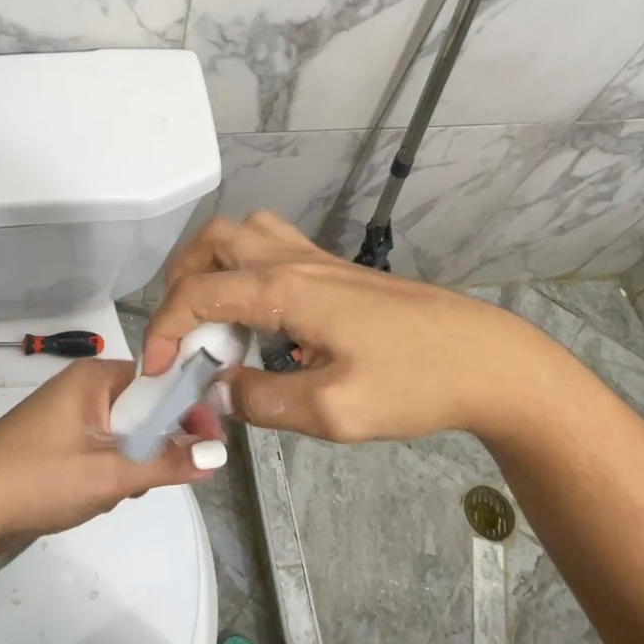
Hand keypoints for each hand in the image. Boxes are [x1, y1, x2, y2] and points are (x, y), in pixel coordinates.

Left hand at [0, 358, 224, 550]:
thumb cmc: (39, 478)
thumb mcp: (111, 474)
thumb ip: (167, 463)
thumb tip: (217, 455)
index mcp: (94, 377)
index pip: (159, 379)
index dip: (188, 408)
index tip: (212, 442)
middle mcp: (81, 387)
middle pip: (142, 408)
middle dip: (153, 444)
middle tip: (149, 477)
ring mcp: (65, 415)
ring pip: (122, 434)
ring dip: (129, 463)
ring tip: (114, 491)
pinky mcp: (54, 442)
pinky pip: (99, 448)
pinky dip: (107, 471)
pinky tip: (94, 496)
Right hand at [143, 211, 552, 442]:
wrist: (486, 360)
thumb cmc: (413, 383)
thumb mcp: (333, 411)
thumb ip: (262, 401)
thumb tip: (220, 390)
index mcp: (283, 289)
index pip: (198, 293)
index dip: (165, 329)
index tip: (157, 370)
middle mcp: (292, 261)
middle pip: (213, 239)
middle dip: (181, 279)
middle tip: (182, 329)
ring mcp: (317, 260)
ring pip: (243, 232)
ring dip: (212, 265)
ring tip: (213, 314)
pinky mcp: (335, 271)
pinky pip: (271, 246)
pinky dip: (244, 269)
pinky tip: (260, 316)